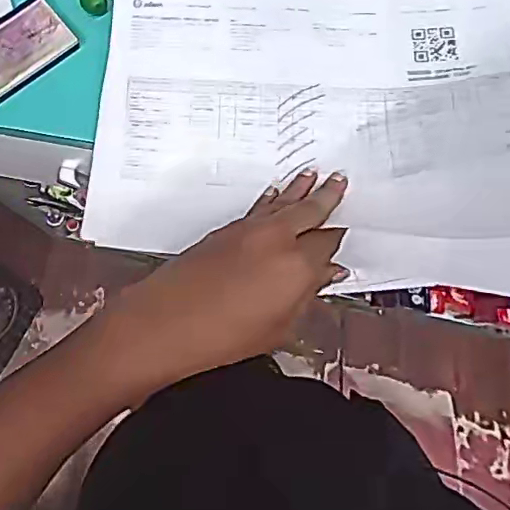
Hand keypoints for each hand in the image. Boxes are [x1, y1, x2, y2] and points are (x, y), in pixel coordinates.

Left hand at [95, 169, 348, 390]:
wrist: (166, 320)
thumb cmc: (222, 335)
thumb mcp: (278, 327)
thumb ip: (305, 297)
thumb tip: (323, 277)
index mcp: (298, 267)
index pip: (326, 246)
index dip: (336, 242)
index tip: (343, 237)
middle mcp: (275, 240)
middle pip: (308, 212)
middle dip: (326, 197)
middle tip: (339, 181)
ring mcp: (248, 230)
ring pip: (281, 203)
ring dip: (298, 189)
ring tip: (312, 174)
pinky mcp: (225, 229)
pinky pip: (257, 208)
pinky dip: (270, 200)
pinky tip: (274, 194)